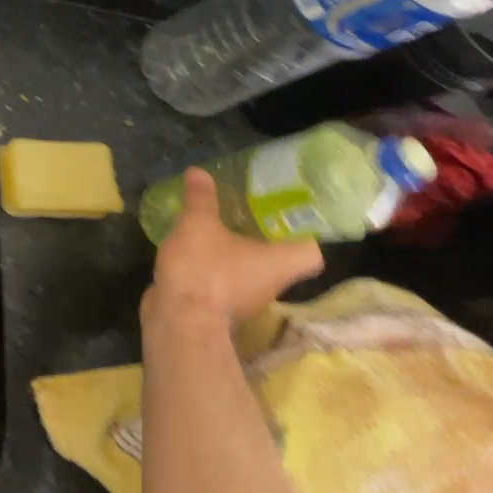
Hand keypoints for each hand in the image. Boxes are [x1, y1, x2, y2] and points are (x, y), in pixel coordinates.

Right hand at [141, 167, 324, 326]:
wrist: (180, 321)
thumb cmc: (203, 269)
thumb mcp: (199, 224)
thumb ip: (202, 198)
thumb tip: (199, 172)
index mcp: (279, 263)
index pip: (312, 253)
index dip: (303, 233)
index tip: (285, 215)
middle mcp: (271, 285)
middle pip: (279, 260)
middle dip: (263, 238)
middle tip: (246, 211)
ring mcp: (247, 300)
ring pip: (251, 272)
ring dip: (238, 253)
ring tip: (218, 227)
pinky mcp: (222, 308)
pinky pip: (227, 281)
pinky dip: (216, 267)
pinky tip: (196, 251)